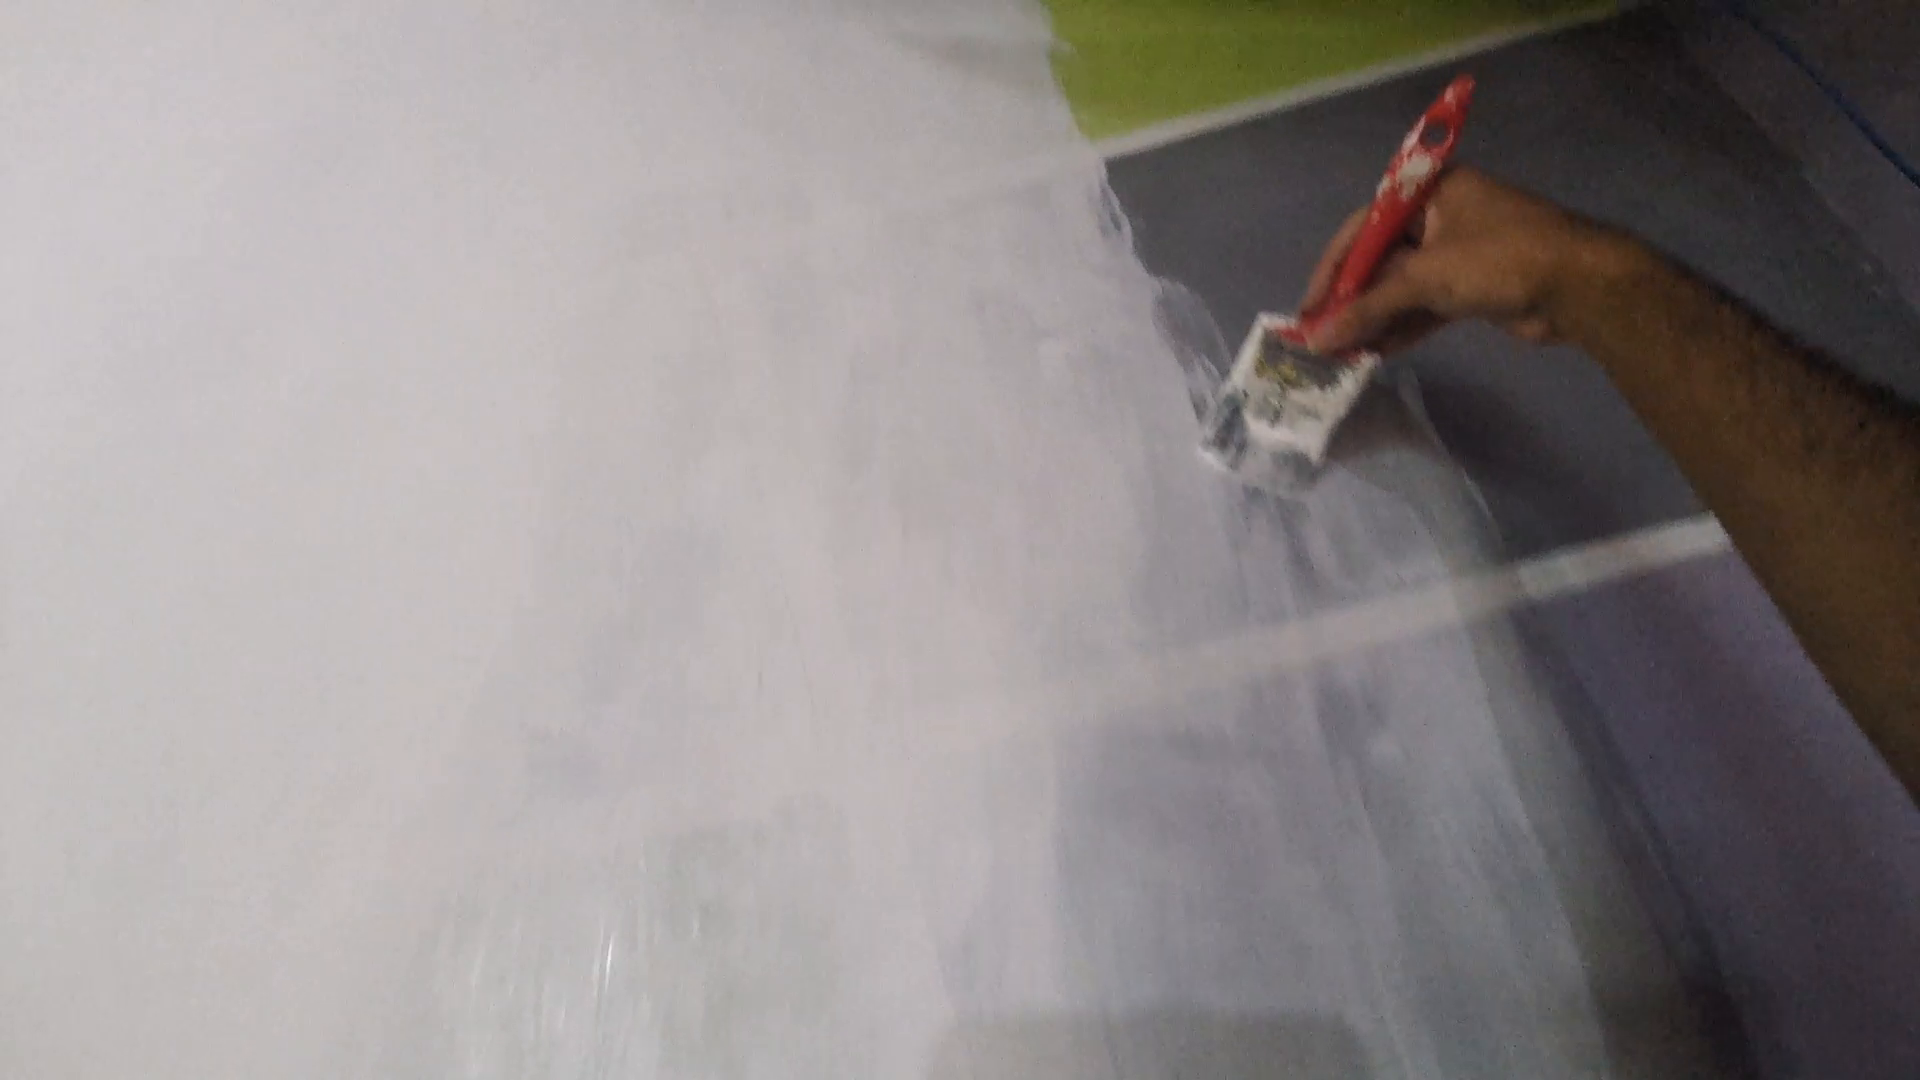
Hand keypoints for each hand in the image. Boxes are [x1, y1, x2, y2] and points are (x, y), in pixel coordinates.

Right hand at [1301, 167, 1609, 354]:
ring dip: (1370, 320)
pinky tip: (1372, 353)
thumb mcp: (1424, 278)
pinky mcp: (1467, 287)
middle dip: (1350, 301)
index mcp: (1430, 193)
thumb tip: (1316, 341)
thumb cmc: (1499, 260)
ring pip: (1397, 288)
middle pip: (1377, 262)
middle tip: (1322, 334)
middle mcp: (1439, 218)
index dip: (1331, 269)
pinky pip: (1418, 307)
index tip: (1309, 307)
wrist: (1581, 288)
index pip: (1362, 228)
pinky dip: (1396, 328)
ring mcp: (1455, 254)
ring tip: (1341, 352)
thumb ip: (1366, 309)